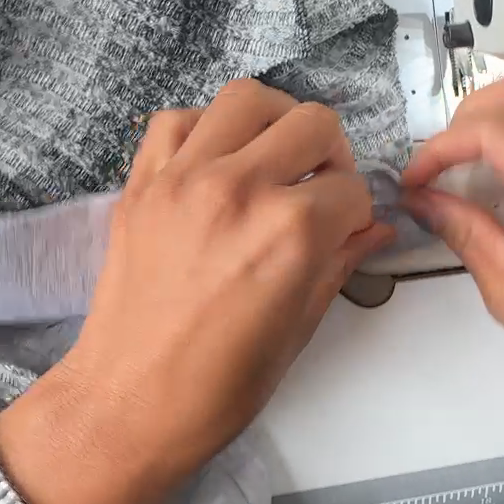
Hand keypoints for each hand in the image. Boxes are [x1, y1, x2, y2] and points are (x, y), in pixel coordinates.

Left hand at [0, 79, 389, 503]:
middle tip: (320, 190)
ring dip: (275, 123)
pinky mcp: (140, 183)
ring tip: (273, 160)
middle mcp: (240, 187)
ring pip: (246, 99)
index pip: (352, 187)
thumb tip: (376, 228)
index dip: (358, 210)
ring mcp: (183, 178)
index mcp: (290, 231)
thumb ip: (340, 262)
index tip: (346, 230)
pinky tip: (216, 164)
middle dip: (331, 155)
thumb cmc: (221, 387)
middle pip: (312, 123)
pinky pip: (178, 120)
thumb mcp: (299, 328)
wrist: (128, 405)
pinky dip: (206, 129)